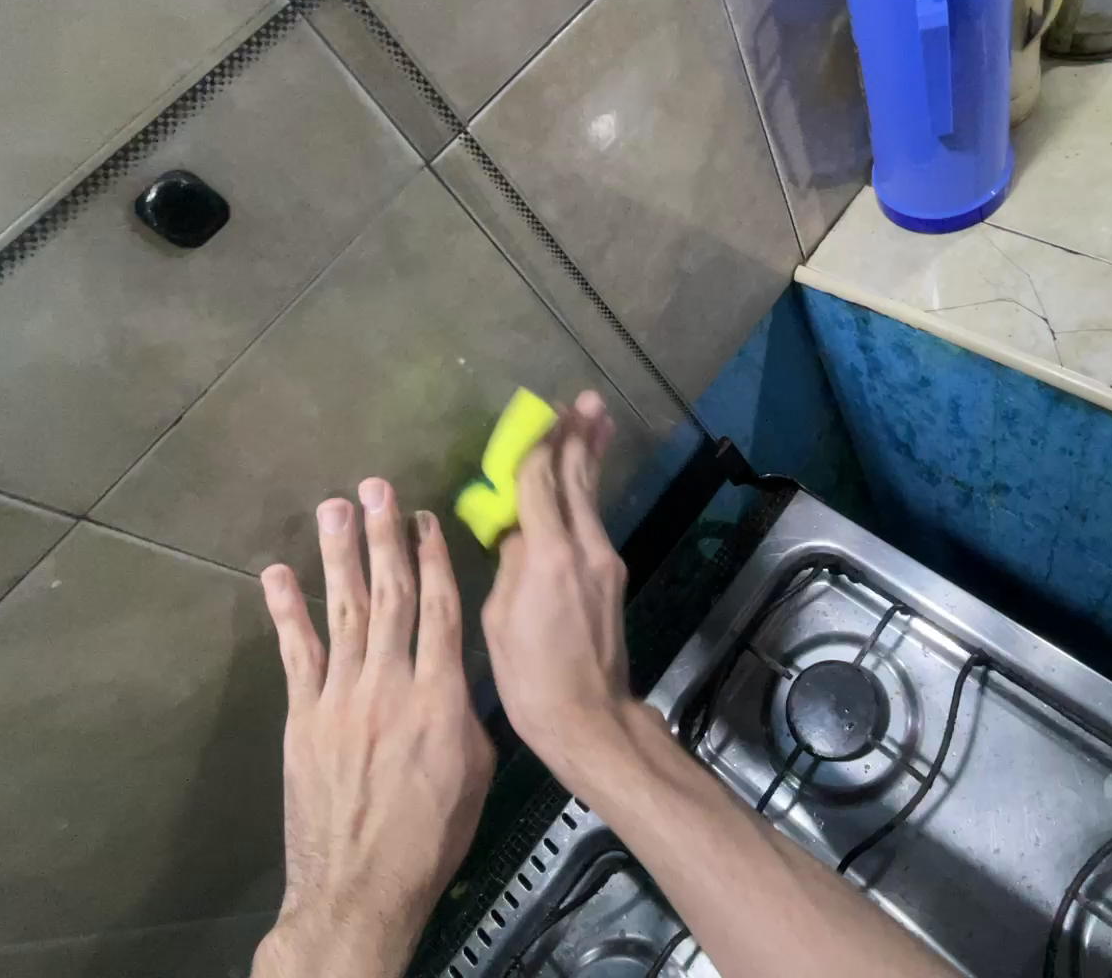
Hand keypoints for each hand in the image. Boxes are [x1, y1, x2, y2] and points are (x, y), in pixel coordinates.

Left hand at [253, 479, 494, 977]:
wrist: (362, 887)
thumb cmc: (435, 829)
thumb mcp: (477, 764)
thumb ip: (465, 706)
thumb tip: (457, 670)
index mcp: (441, 694)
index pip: (438, 610)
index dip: (433, 559)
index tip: (425, 518)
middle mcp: (389, 683)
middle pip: (390, 597)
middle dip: (384, 538)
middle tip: (377, 490)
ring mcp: (339, 699)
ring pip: (343, 613)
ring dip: (339, 558)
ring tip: (334, 510)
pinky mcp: (302, 719)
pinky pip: (295, 656)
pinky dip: (286, 612)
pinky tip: (277, 575)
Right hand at [481, 391, 638, 784]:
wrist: (588, 712)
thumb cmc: (529, 675)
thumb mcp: (499, 619)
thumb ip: (511, 564)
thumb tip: (518, 529)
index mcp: (549, 556)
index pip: (540, 484)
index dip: (537, 446)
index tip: (538, 414)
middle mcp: (584, 547)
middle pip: (577, 480)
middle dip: (576, 437)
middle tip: (582, 399)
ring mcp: (604, 558)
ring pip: (591, 496)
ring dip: (590, 455)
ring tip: (598, 417)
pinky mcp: (612, 572)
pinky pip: (594, 520)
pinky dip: (588, 490)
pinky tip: (587, 475)